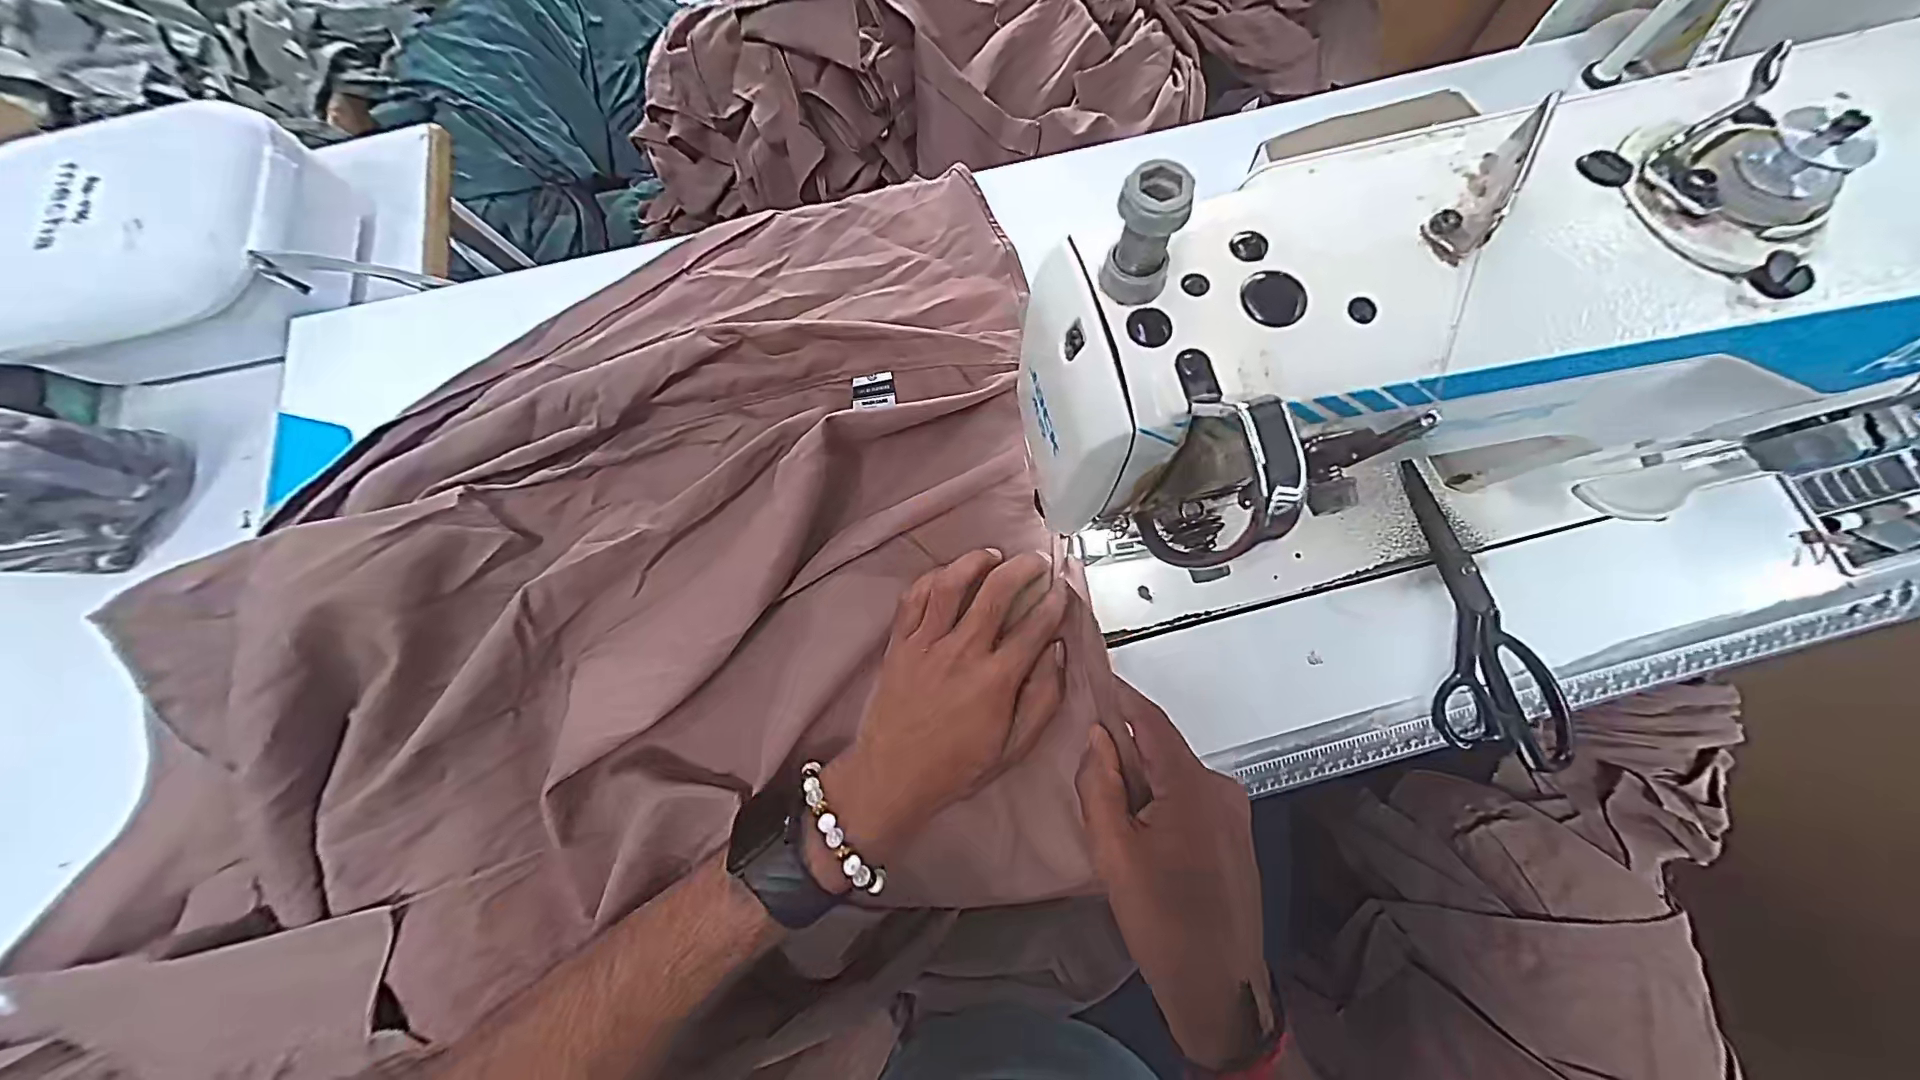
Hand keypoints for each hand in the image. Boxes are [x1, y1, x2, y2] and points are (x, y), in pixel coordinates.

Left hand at [818, 549, 1070, 879]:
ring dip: (975, 562)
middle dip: (1023, 568)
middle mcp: (961, 654)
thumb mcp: (1013, 747)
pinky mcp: (899, 644)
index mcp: (995, 681)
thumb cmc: (954, 766)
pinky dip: (932, 578)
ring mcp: (926, 645)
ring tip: (993, 556)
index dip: (1054, 601)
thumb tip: (1056, 654)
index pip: (1034, 626)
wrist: (893, 776)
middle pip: (996, 592)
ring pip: (951, 585)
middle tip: (1036, 561)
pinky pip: (914, 598)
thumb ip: (1042, 699)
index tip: (1061, 589)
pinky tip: (947, 574)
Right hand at [1075, 680, 1276, 1069]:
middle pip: (1162, 749)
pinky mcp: (1236, 835)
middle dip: (1125, 750)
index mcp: (1194, 787)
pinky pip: (1191, 798)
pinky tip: (1143, 832)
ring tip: (1113, 811)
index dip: (1121, 697)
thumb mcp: (1113, 850)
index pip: (1151, 721)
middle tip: (1090, 764)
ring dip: (1143, 779)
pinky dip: (1162, 799)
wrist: (1217, 990)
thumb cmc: (1163, 922)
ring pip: (1175, 775)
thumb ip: (1100, 784)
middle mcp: (1222, 790)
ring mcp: (1234, 813)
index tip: (1095, 679)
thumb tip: (1097, 738)